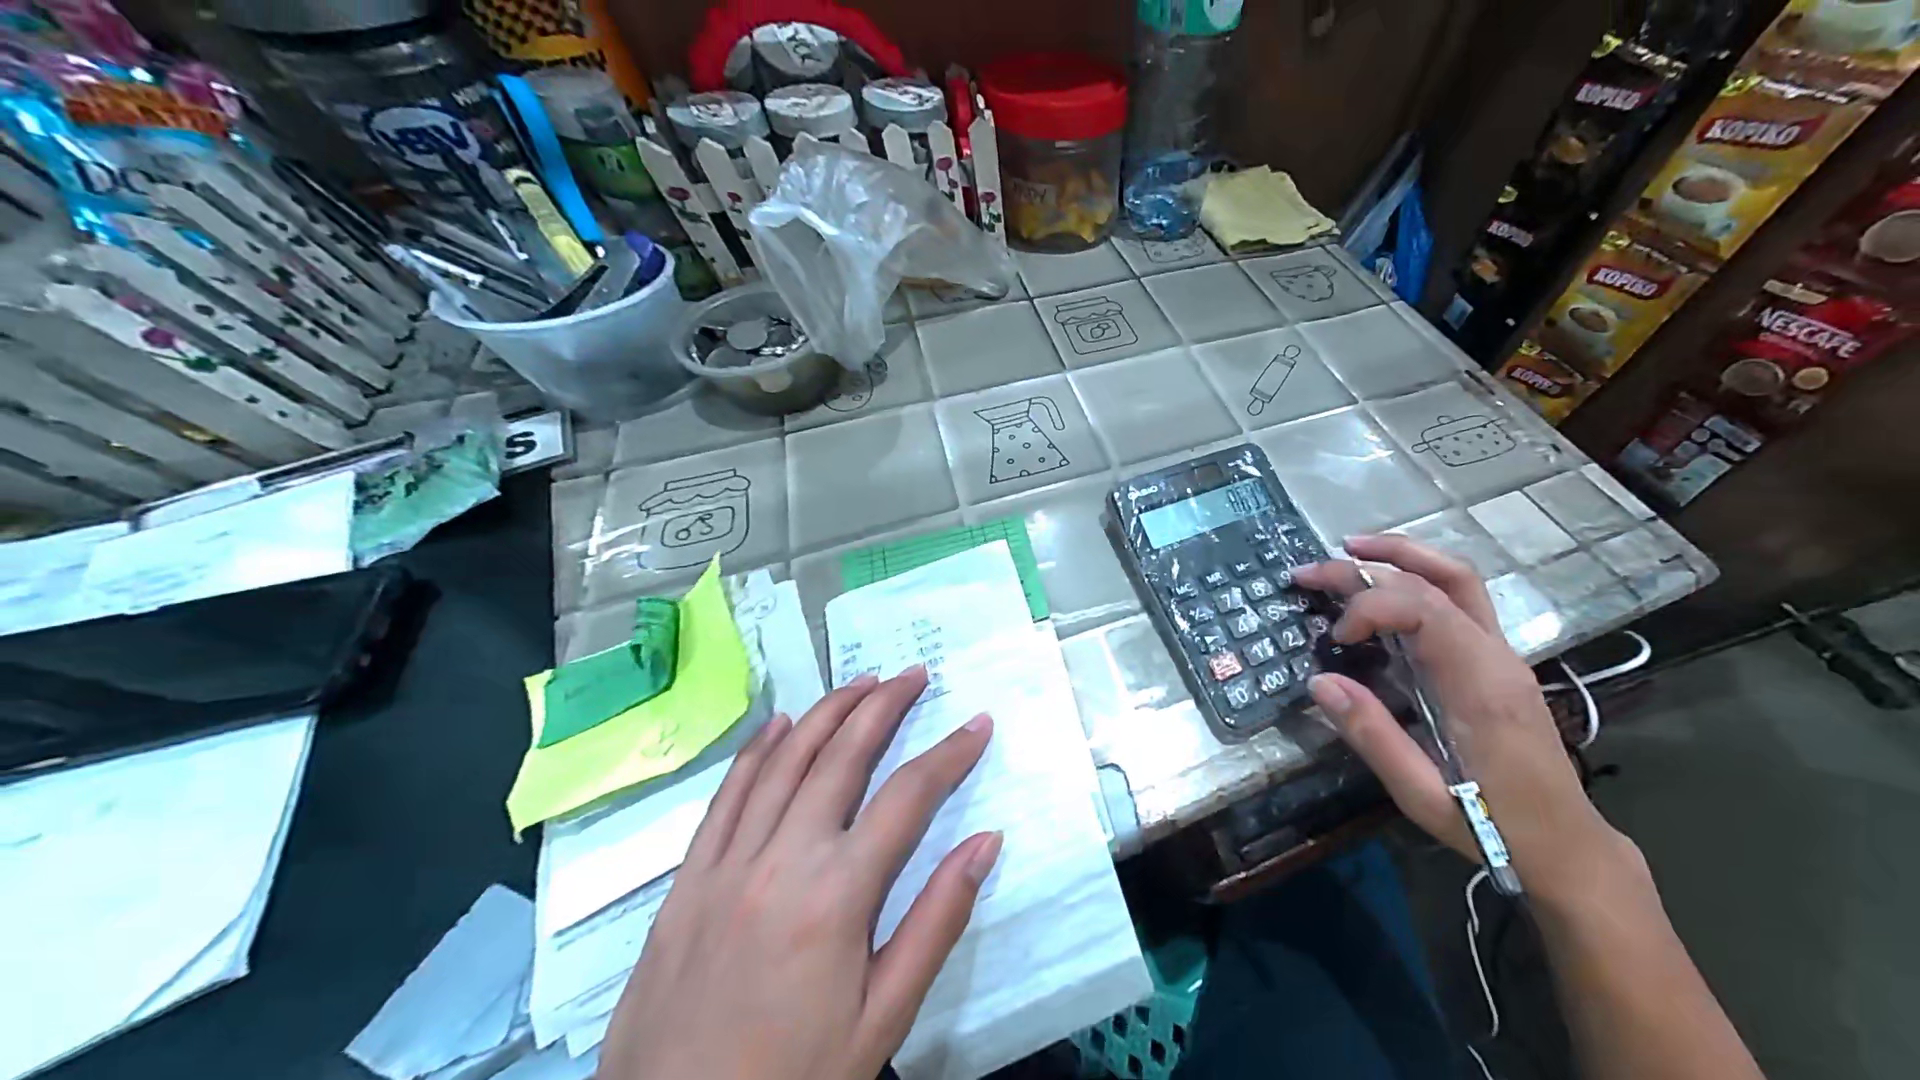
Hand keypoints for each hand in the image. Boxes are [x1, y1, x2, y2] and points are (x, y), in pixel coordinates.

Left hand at [599, 667, 999, 1079]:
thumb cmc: (795, 1075)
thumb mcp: (883, 1017)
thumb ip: (936, 922)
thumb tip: (984, 843)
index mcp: (838, 894)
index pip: (908, 797)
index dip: (949, 754)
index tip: (977, 723)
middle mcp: (783, 856)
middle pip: (843, 757)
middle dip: (885, 707)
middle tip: (914, 675)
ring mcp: (729, 859)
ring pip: (785, 760)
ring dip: (828, 712)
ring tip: (862, 683)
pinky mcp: (690, 873)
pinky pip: (728, 792)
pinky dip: (758, 749)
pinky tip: (781, 723)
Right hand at [1293, 535, 1621, 899]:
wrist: (1565, 845)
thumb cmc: (1493, 826)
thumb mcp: (1421, 793)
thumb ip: (1370, 734)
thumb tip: (1318, 680)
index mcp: (1481, 687)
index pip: (1425, 609)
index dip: (1369, 607)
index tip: (1334, 639)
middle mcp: (1497, 656)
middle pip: (1437, 581)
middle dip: (1366, 568)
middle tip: (1309, 571)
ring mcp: (1501, 653)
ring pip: (1458, 578)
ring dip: (1402, 555)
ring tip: (1350, 548)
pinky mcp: (1494, 660)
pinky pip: (1459, 598)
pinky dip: (1417, 576)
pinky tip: (1384, 580)